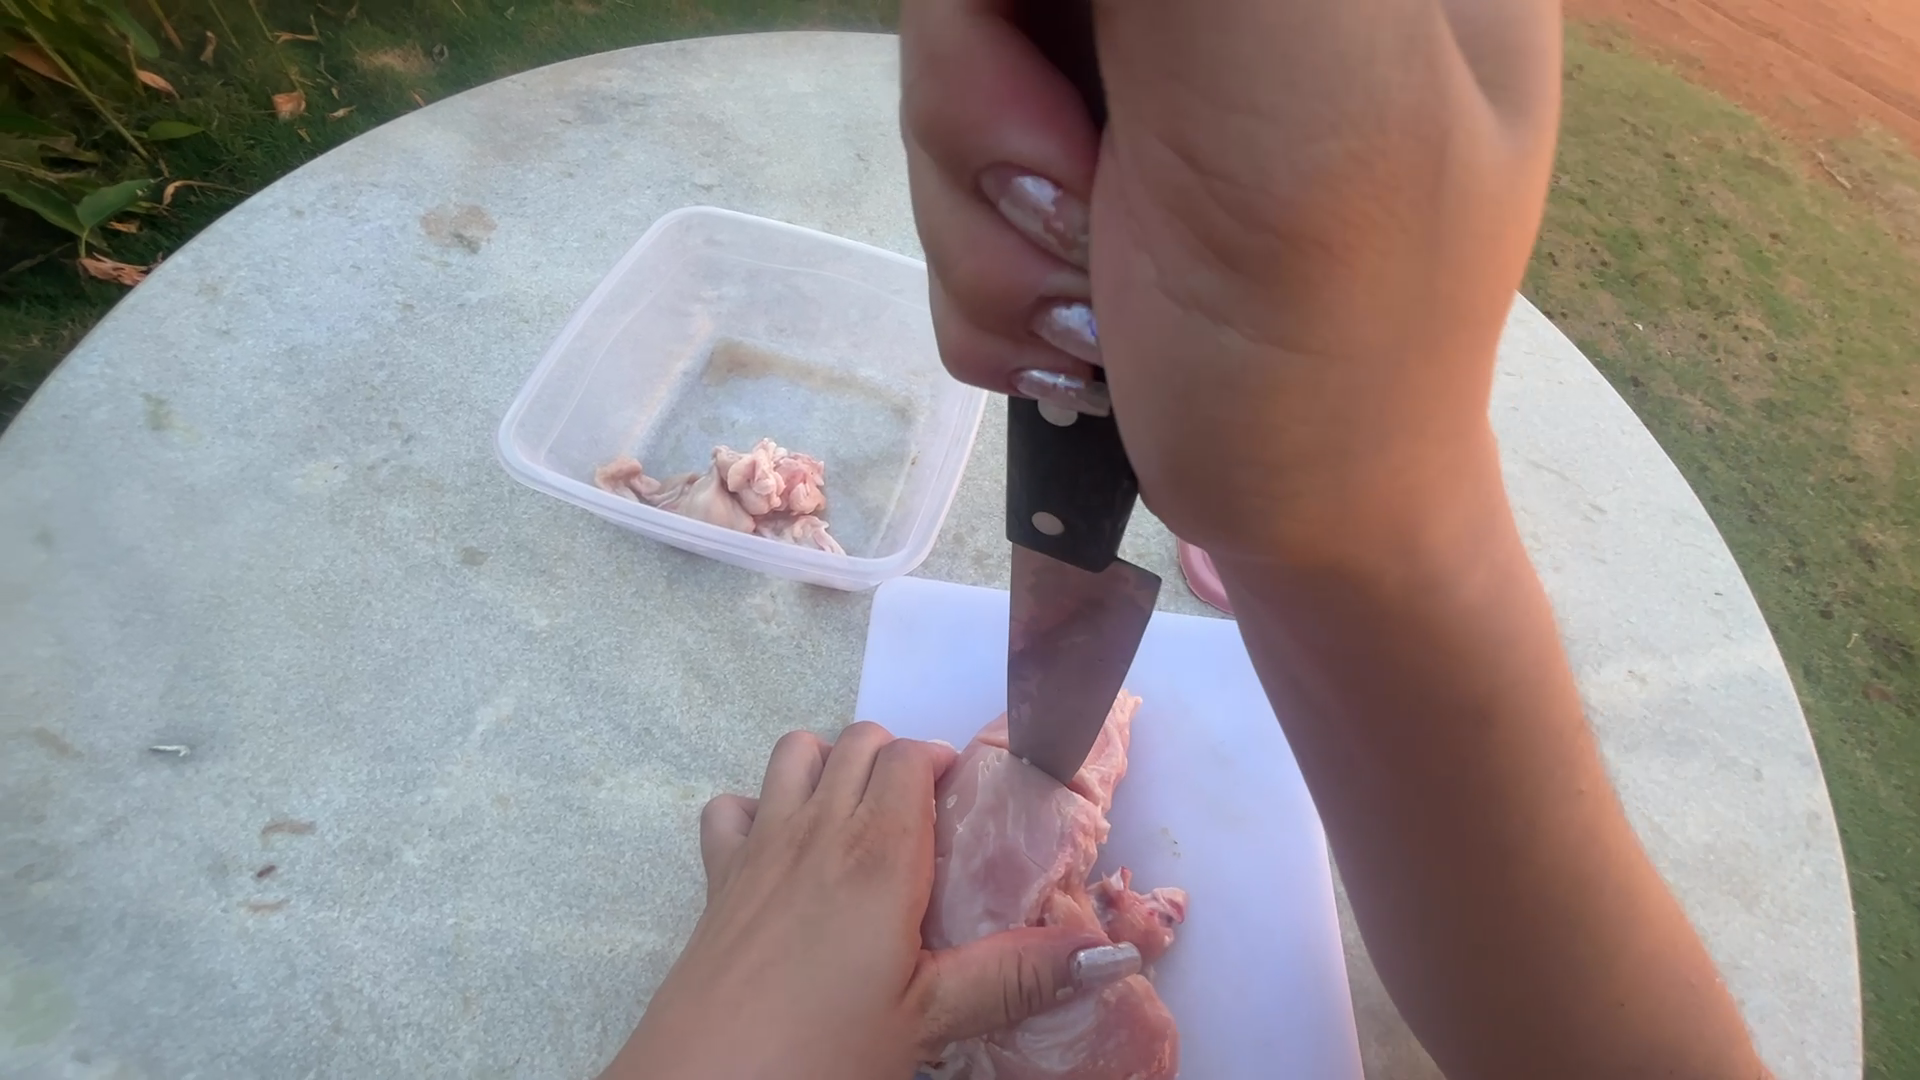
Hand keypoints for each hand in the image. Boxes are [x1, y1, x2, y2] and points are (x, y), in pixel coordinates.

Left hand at [600, 723, 1136, 1079]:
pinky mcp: (718, 870)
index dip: (938, 761)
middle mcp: (821, 824)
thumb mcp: (933, 1017)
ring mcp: (763, 839)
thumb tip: (1107, 951)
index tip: (955, 798)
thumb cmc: (827, 1052)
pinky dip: (755, 808)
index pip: (911, 754)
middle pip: (859, 738)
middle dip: (892, 755)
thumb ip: (1019, 974)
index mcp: (880, 849)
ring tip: (849, 813)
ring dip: (826, 762)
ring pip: (795, 749)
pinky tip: (775, 848)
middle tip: (912, 812)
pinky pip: (730, 806)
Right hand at [902, 0, 1561, 561]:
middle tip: (1084, 218)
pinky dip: (989, 305)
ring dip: (990, 249)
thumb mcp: (1305, 109)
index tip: (1072, 147)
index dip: (1009, 21)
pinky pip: (944, 225)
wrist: (1301, 512)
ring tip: (1094, 314)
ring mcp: (1110, 109)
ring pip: (937, 120)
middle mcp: (1188, 11)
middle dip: (986, 132)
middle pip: (969, 5)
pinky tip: (1077, 348)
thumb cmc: (1333, 351)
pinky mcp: (1053, 210)